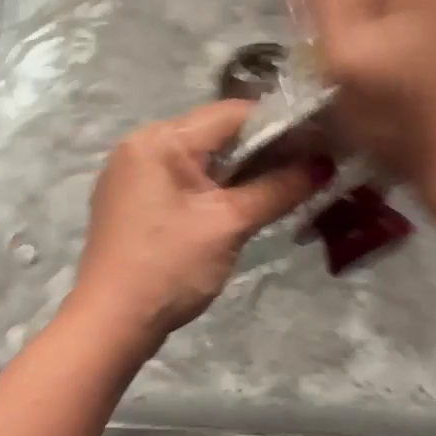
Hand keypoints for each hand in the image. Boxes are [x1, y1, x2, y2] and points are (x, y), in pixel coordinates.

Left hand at [68, 100, 315, 340]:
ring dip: (238, 175)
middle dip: (262, 152)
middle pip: (214, 136)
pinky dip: (210, 193)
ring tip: (281, 191)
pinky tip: (237, 211)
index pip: (233, 113)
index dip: (282, 126)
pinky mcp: (130, 206)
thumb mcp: (229, 225)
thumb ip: (278, 189)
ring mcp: (130, 177)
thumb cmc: (169, 267)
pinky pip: (178, 185)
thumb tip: (324, 164)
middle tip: (308, 170)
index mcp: (159, 139)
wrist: (111, 322)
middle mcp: (139, 146)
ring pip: (197, 163)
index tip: (321, 143)